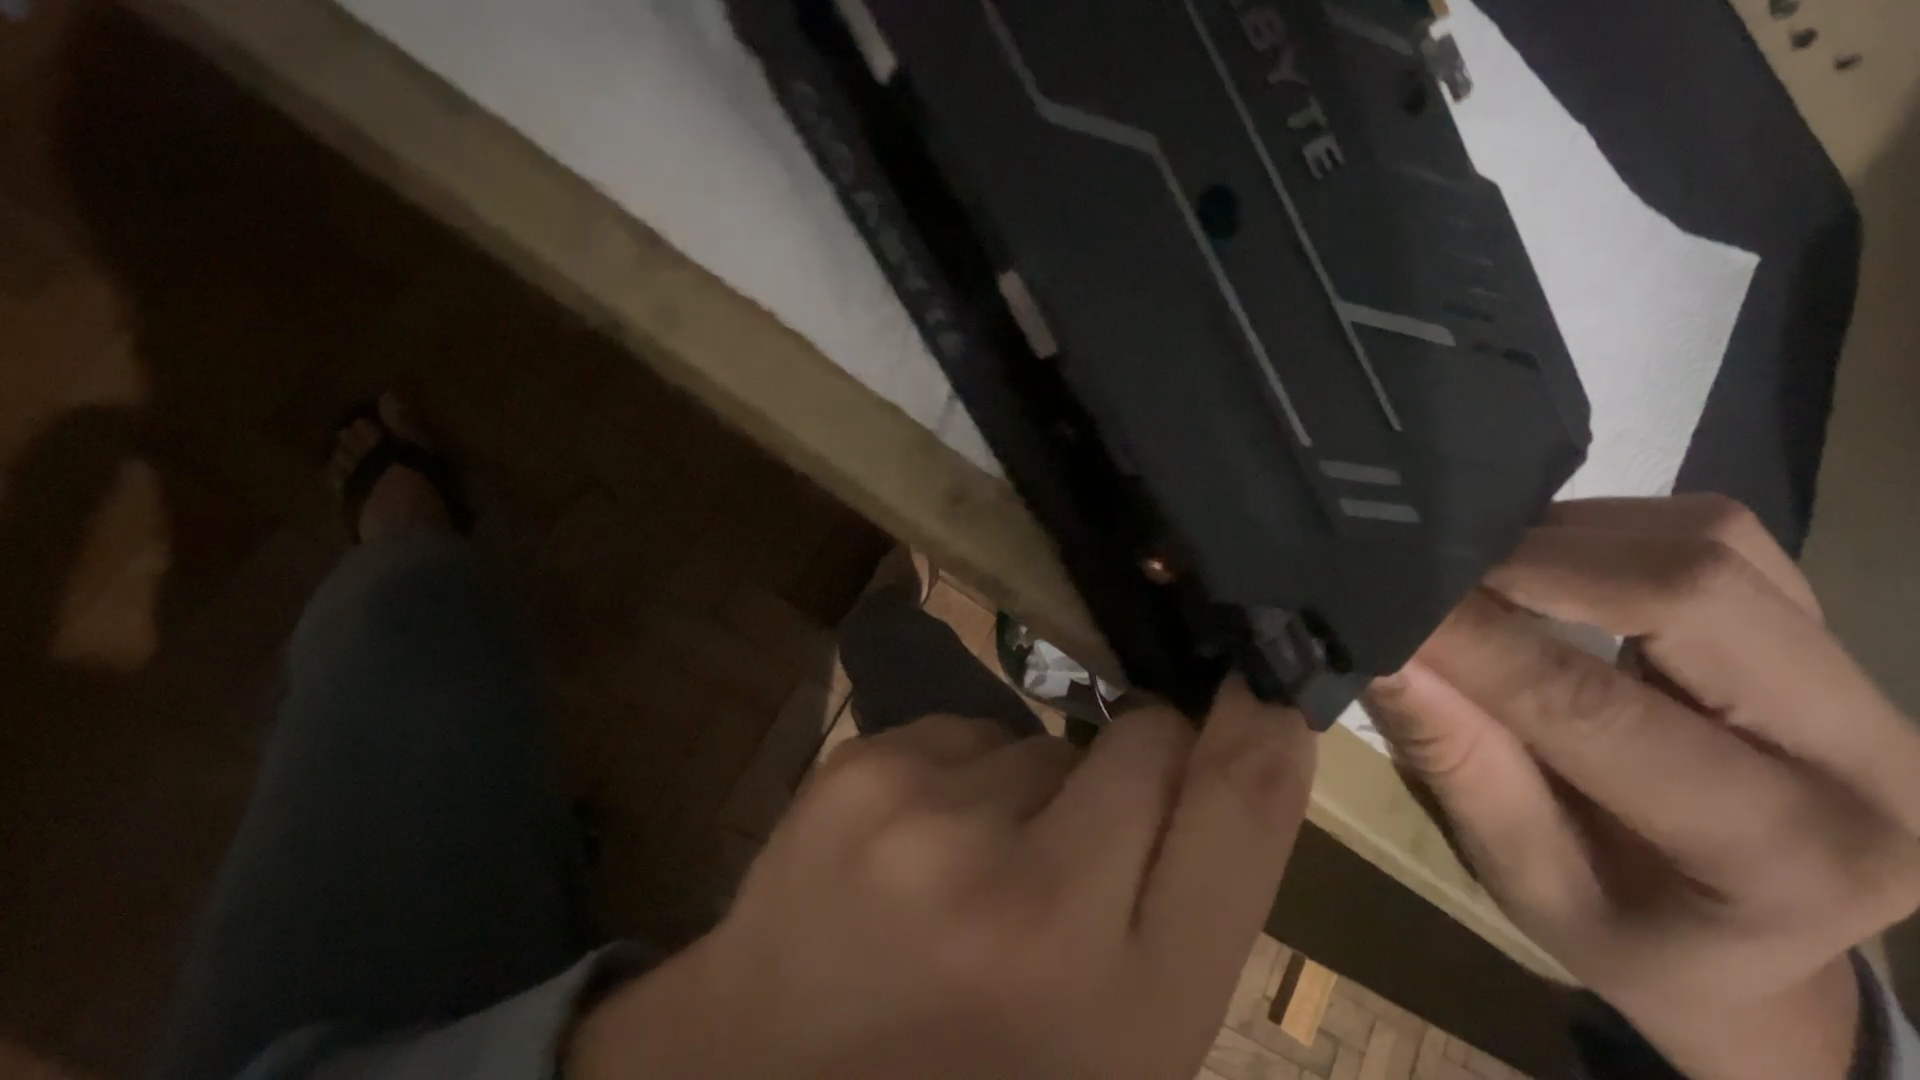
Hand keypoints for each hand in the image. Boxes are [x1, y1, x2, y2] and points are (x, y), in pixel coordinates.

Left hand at [569, 680, 1314, 1079]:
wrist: (771, 1077)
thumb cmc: (980, 1073)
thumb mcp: (1124, 1037)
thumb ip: (1194, 899)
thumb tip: (1246, 735)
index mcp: (1127, 1002)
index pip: (1238, 804)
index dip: (1261, 730)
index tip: (1260, 691)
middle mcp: (1031, 897)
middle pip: (1148, 737)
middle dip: (1141, 767)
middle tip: (1086, 844)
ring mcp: (928, 821)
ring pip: (1049, 738)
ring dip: (1041, 786)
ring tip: (981, 870)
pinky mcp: (858, 769)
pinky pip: (969, 731)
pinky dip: (966, 776)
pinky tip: (919, 847)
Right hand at [1366, 496, 1919, 1079]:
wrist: (1755, 948)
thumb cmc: (1630, 937)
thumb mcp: (1527, 883)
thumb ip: (1463, 766)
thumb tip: (1388, 653)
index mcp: (1792, 853)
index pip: (1599, 710)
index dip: (1478, 645)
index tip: (1385, 606)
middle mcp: (1872, 755)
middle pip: (1693, 590)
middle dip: (1535, 566)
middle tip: (1430, 573)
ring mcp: (1870, 681)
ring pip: (1710, 541)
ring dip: (1568, 543)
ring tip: (1481, 575)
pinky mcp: (1834, 630)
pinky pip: (1720, 532)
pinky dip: (1607, 533)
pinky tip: (1550, 570)